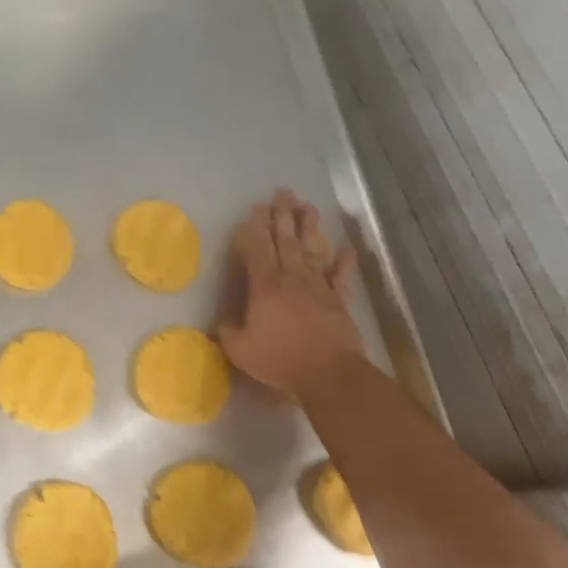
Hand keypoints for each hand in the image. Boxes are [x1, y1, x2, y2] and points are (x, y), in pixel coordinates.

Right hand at [216, 188, 365, 398]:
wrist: (329, 374)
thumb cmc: (280, 359)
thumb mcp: (239, 350)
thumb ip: (228, 332)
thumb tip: (222, 321)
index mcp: (264, 287)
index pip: (258, 249)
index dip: (255, 228)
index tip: (256, 208)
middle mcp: (291, 279)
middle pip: (286, 241)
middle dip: (283, 216)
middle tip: (283, 192)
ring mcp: (318, 288)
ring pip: (312, 250)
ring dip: (309, 227)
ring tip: (308, 206)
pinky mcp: (339, 302)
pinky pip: (341, 278)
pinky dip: (344, 263)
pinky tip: (345, 249)